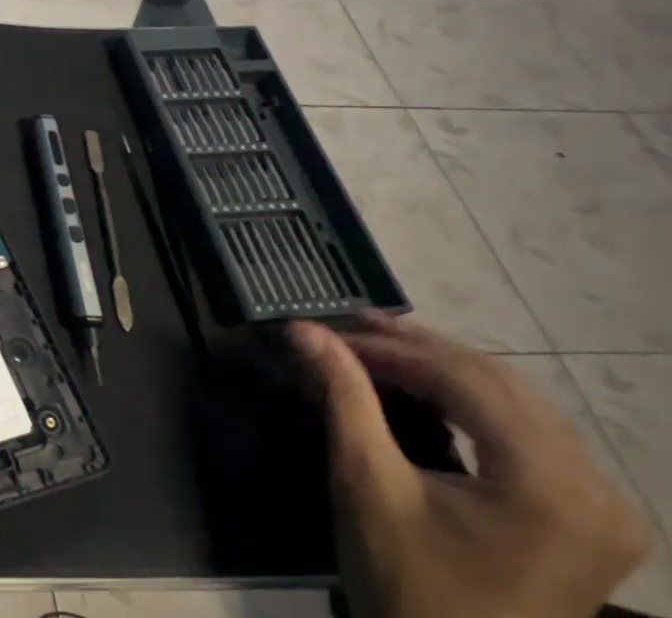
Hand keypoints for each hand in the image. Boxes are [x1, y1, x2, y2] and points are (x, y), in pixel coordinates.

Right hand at [290, 313, 647, 617]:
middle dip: (420, 350)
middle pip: (503, 385)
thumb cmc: (406, 581)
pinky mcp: (594, 517)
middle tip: (349, 329)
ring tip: (378, 351)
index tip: (328, 331)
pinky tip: (430, 393)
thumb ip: (344, 398)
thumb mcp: (367, 485)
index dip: (393, 347)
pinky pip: (533, 435)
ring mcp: (605, 504)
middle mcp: (597, 487)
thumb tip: (305, 330)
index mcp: (550, 483)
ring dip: (447, 372)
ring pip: (520, 404)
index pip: (469, 380)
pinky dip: (476, 405)